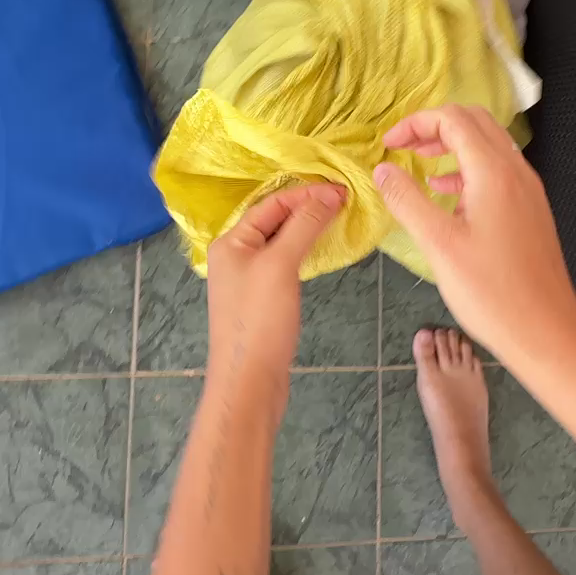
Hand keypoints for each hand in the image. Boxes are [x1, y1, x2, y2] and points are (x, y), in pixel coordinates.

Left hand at [205, 183, 345, 386]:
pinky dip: (303, 250)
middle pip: (274, 219)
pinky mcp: (260, 299)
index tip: (342, 190)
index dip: (307, 193)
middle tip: (344, 201)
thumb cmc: (261, 320)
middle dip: (308, 207)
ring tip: (337, 219)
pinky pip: (283, 261)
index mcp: (231, 241)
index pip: (272, 203)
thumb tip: (329, 194)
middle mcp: (235, 254)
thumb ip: (304, 226)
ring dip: (306, 227)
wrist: (250, 383)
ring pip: (280, 240)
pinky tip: (320, 250)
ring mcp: (247, 278)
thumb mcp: (281, 265)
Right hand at [371, 105, 575, 362]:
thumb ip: (407, 200)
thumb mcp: (438, 245)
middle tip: (403, 148)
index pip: (453, 119)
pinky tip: (447, 192)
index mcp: (493, 172)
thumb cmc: (491, 293)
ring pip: (487, 144)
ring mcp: (527, 189)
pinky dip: (467, 167)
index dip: (415, 123)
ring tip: (419, 165)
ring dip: (451, 144)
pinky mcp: (530, 209)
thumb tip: (382, 169)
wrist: (547, 335)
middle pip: (473, 121)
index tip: (388, 145)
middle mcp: (515, 171)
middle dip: (434, 126)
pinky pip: (497, 169)